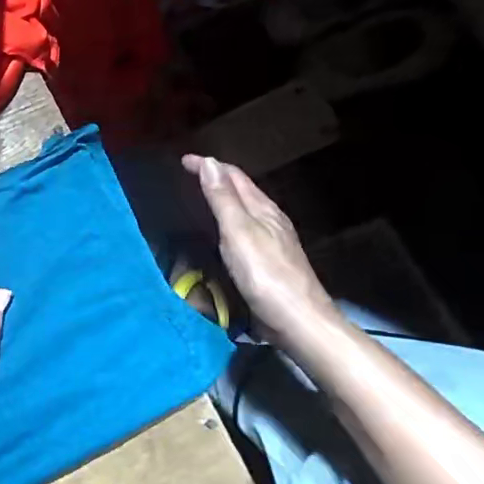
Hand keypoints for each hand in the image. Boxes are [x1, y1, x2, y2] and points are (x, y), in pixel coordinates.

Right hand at [182, 155, 333, 337]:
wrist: (299, 321)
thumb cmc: (266, 275)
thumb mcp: (239, 233)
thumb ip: (223, 199)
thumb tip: (210, 162)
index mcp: (263, 209)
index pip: (234, 176)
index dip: (209, 165)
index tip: (183, 161)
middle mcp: (271, 220)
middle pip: (243, 190)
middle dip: (217, 177)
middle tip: (191, 176)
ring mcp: (275, 242)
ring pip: (247, 210)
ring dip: (225, 199)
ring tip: (203, 199)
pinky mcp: (272, 263)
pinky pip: (247, 230)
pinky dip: (231, 222)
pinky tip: (225, 235)